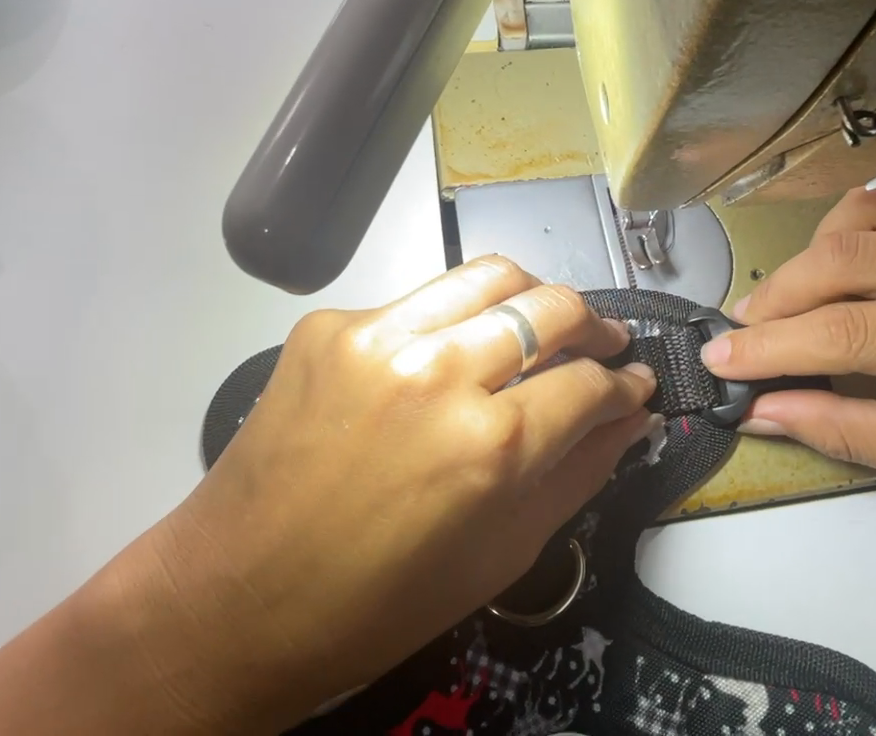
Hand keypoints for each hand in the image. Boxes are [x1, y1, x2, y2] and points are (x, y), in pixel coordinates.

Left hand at [107, 257, 657, 731]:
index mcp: (489, 446)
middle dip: (592, 325)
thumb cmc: (381, 599)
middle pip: (548, 306)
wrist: (241, 593)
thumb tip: (629, 416)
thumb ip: (578, 473)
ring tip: (543, 324)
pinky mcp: (332, 325)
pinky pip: (418, 301)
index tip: (635, 383)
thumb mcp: (502, 553)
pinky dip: (453, 320)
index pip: (588, 383)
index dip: (624, 384)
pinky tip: (453, 351)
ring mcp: (378, 336)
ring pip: (488, 276)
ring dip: (531, 297)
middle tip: (601, 344)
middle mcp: (438, 371)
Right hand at [704, 183, 875, 553]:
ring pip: (870, 216)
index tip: (718, 361)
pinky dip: (853, 227)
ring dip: (810, 258)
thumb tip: (765, 410)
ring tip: (788, 304)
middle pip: (851, 258)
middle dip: (779, 296)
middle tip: (743, 335)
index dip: (775, 348)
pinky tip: (838, 262)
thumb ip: (858, 432)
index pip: (856, 333)